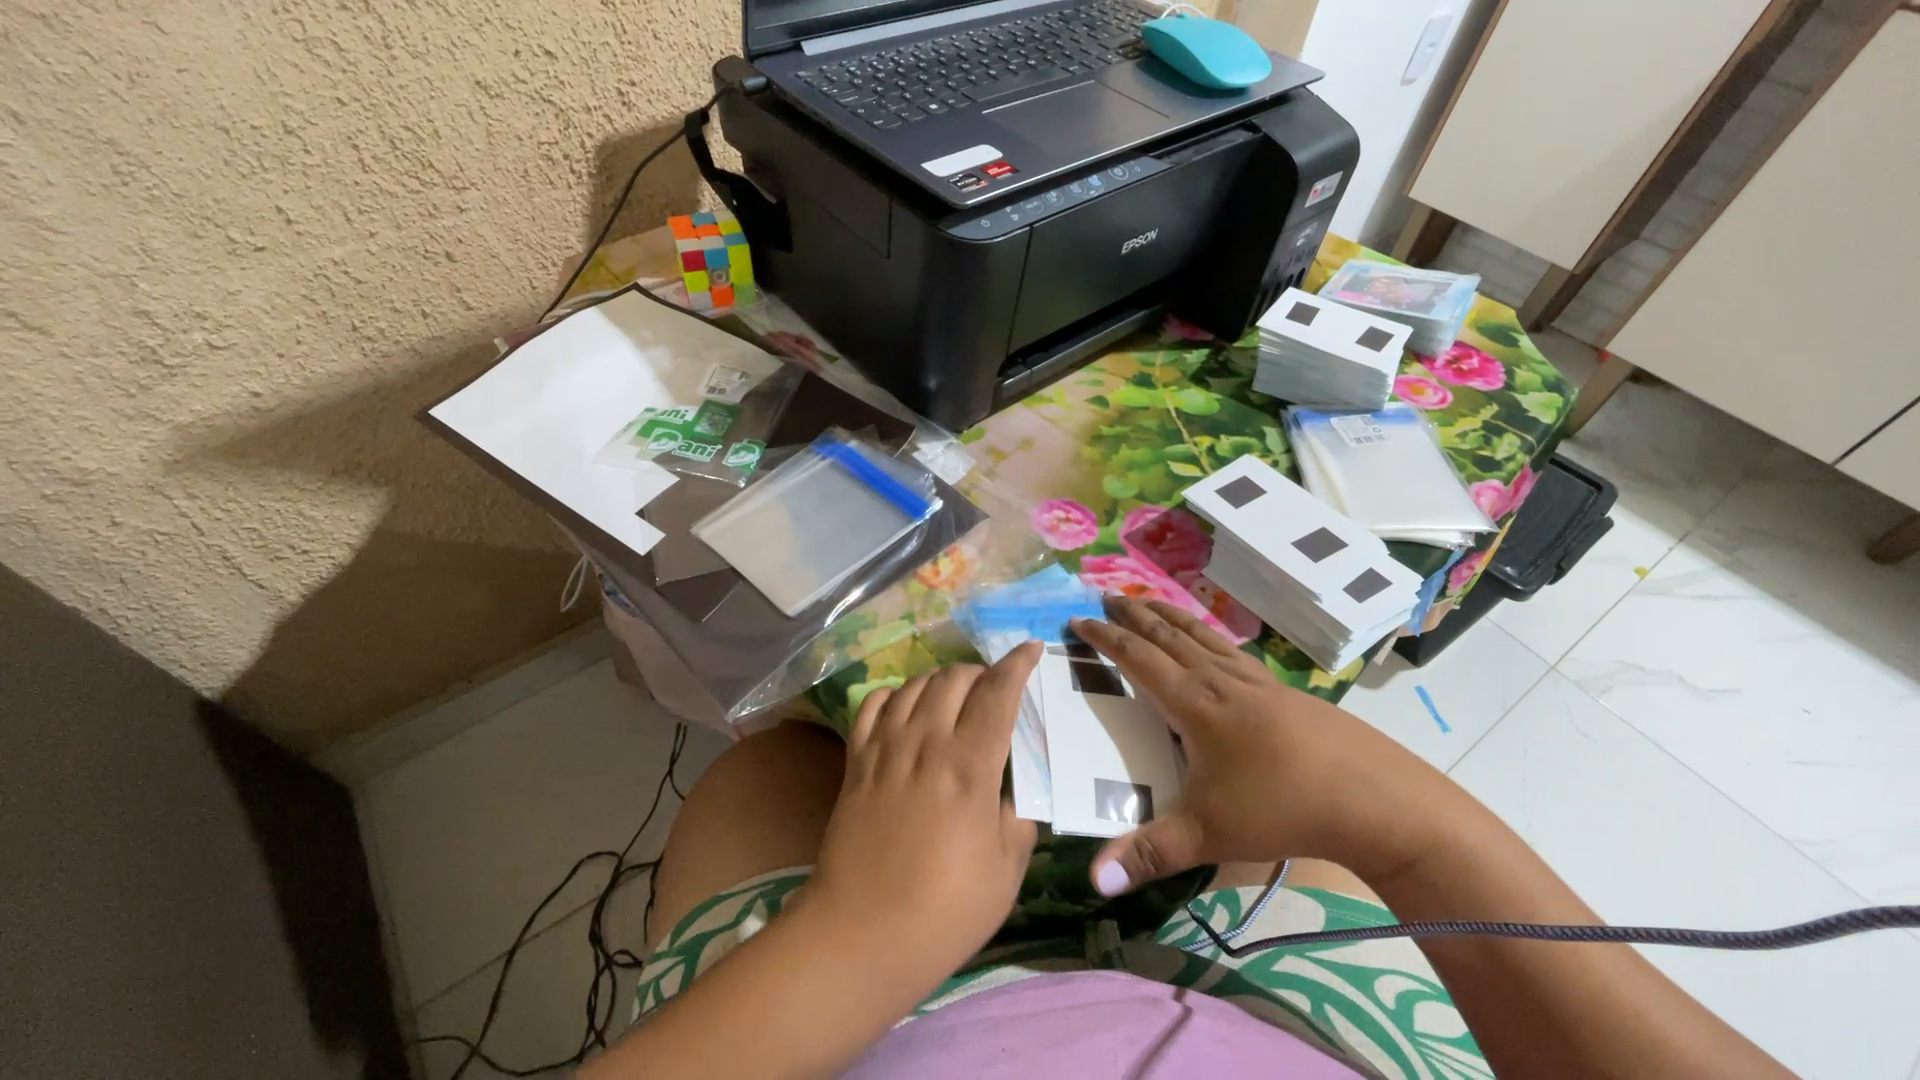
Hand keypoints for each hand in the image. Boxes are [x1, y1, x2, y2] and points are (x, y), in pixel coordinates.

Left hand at [805, 644, 1042, 986]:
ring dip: (940, 681)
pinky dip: (895, 695)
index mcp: (969, 766)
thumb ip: (1017, 815)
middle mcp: (925, 743)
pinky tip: (906, 708)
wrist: (860, 934)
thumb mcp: (1007, 868)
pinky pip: (873, 706)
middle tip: (996, 690)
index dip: (1018, 664)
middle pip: (953, 678)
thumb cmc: (946, 910)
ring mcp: (884, 750)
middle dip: (981, 672)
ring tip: (954, 698)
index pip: (997, 692)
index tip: (1031, 649)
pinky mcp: (854, 763)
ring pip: (913, 685)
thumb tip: (1011, 789)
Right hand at [1069, 598, 1453, 896]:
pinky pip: (1231, 650)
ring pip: (1203, 636)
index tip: (1079, 620)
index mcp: (1195, 704)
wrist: (1373, 799)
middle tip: (1106, 595)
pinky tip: (1213, 644)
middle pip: (1170, 635)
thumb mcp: (1209, 835)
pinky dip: (1207, 635)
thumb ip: (1150, 854)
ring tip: (1149, 602)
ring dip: (1170, 616)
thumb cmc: (1283, 809)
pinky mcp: (1284, 691)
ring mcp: (1257, 681)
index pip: (1139, 660)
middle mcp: (1222, 681)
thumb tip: (1096, 882)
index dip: (1106, 639)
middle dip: (1134, 614)